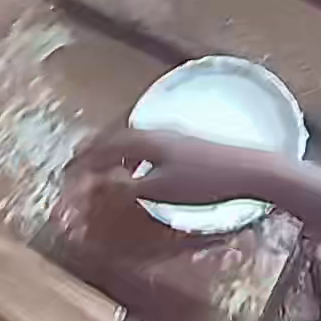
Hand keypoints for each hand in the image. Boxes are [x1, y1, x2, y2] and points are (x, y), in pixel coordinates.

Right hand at [70, 128, 288, 205]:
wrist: (250, 170)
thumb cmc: (204, 182)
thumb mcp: (160, 189)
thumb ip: (127, 185)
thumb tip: (97, 181)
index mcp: (147, 140)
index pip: (106, 145)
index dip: (85, 158)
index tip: (70, 168)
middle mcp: (158, 131)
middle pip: (118, 137)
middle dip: (97, 150)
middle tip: (81, 163)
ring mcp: (175, 136)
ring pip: (135, 140)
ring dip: (116, 152)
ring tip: (106, 167)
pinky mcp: (189, 144)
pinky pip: (149, 145)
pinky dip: (134, 154)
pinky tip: (142, 170)